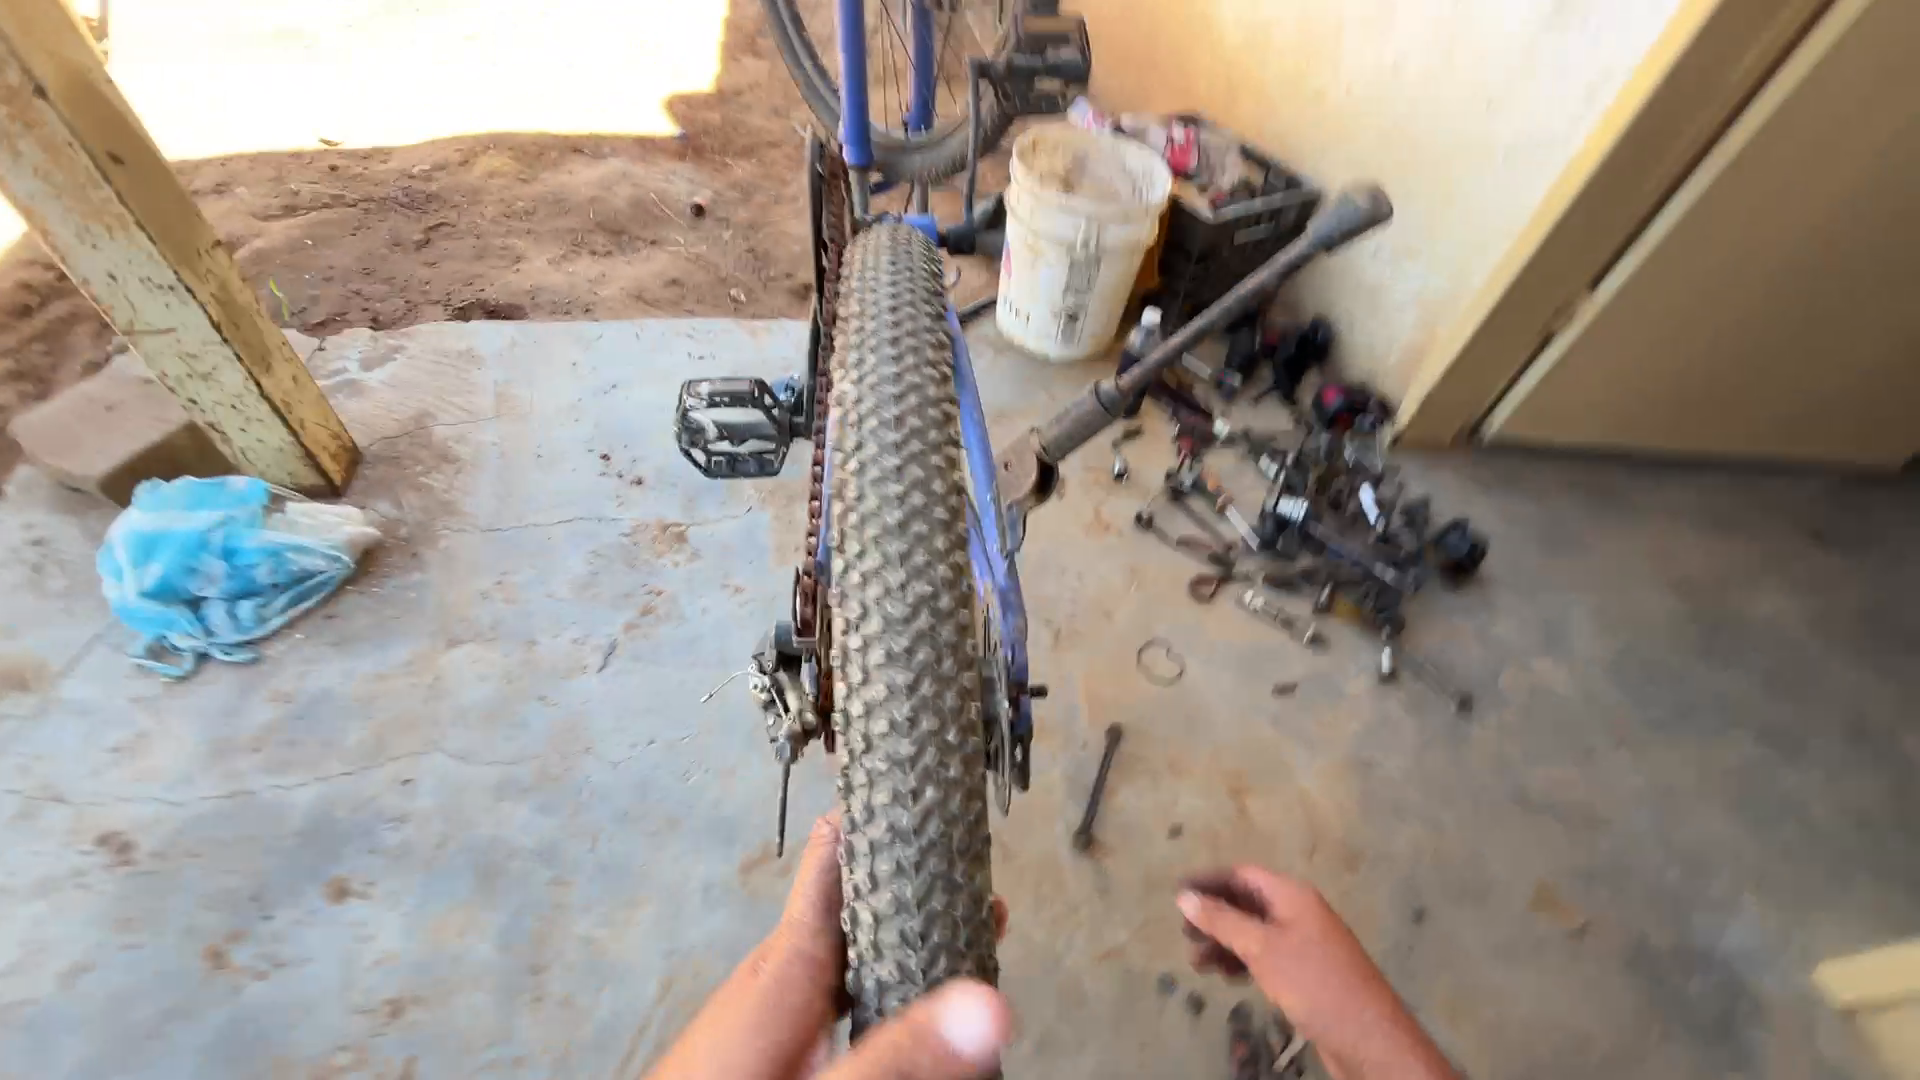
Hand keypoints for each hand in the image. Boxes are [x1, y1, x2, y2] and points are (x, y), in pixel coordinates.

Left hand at [644, 814, 1012, 1079]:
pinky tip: (911, 989)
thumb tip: (990, 1003)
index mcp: (790, 958)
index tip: (930, 780)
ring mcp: (777, 995)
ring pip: (850, 938)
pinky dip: (880, 966)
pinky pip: (839, 977)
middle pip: (855, 892)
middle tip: (974, 864)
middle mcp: (783, 965)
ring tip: (962, 919)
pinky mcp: (774, 1027)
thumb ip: (900, 1050)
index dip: (879, 805)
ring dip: (903, 923)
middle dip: (913, 873)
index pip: (835, 848)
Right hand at [1178, 866, 1456, 1079]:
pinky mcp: (1308, 974)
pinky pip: (1267, 956)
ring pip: (1254, 933)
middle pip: (1247, 903)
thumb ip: (1221, 920)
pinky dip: (1243, 961)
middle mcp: (1299, 912)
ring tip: (1197, 963)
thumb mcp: (1261, 947)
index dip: (1209, 882)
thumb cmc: (1313, 982)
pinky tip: (1227, 976)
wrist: (1371, 1041)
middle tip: (1184, 933)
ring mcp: (1305, 944)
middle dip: (1214, 916)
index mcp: (1292, 895)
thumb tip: (1184, 895)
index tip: (1177, 893)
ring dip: (1224, 943)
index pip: (1242, 875)